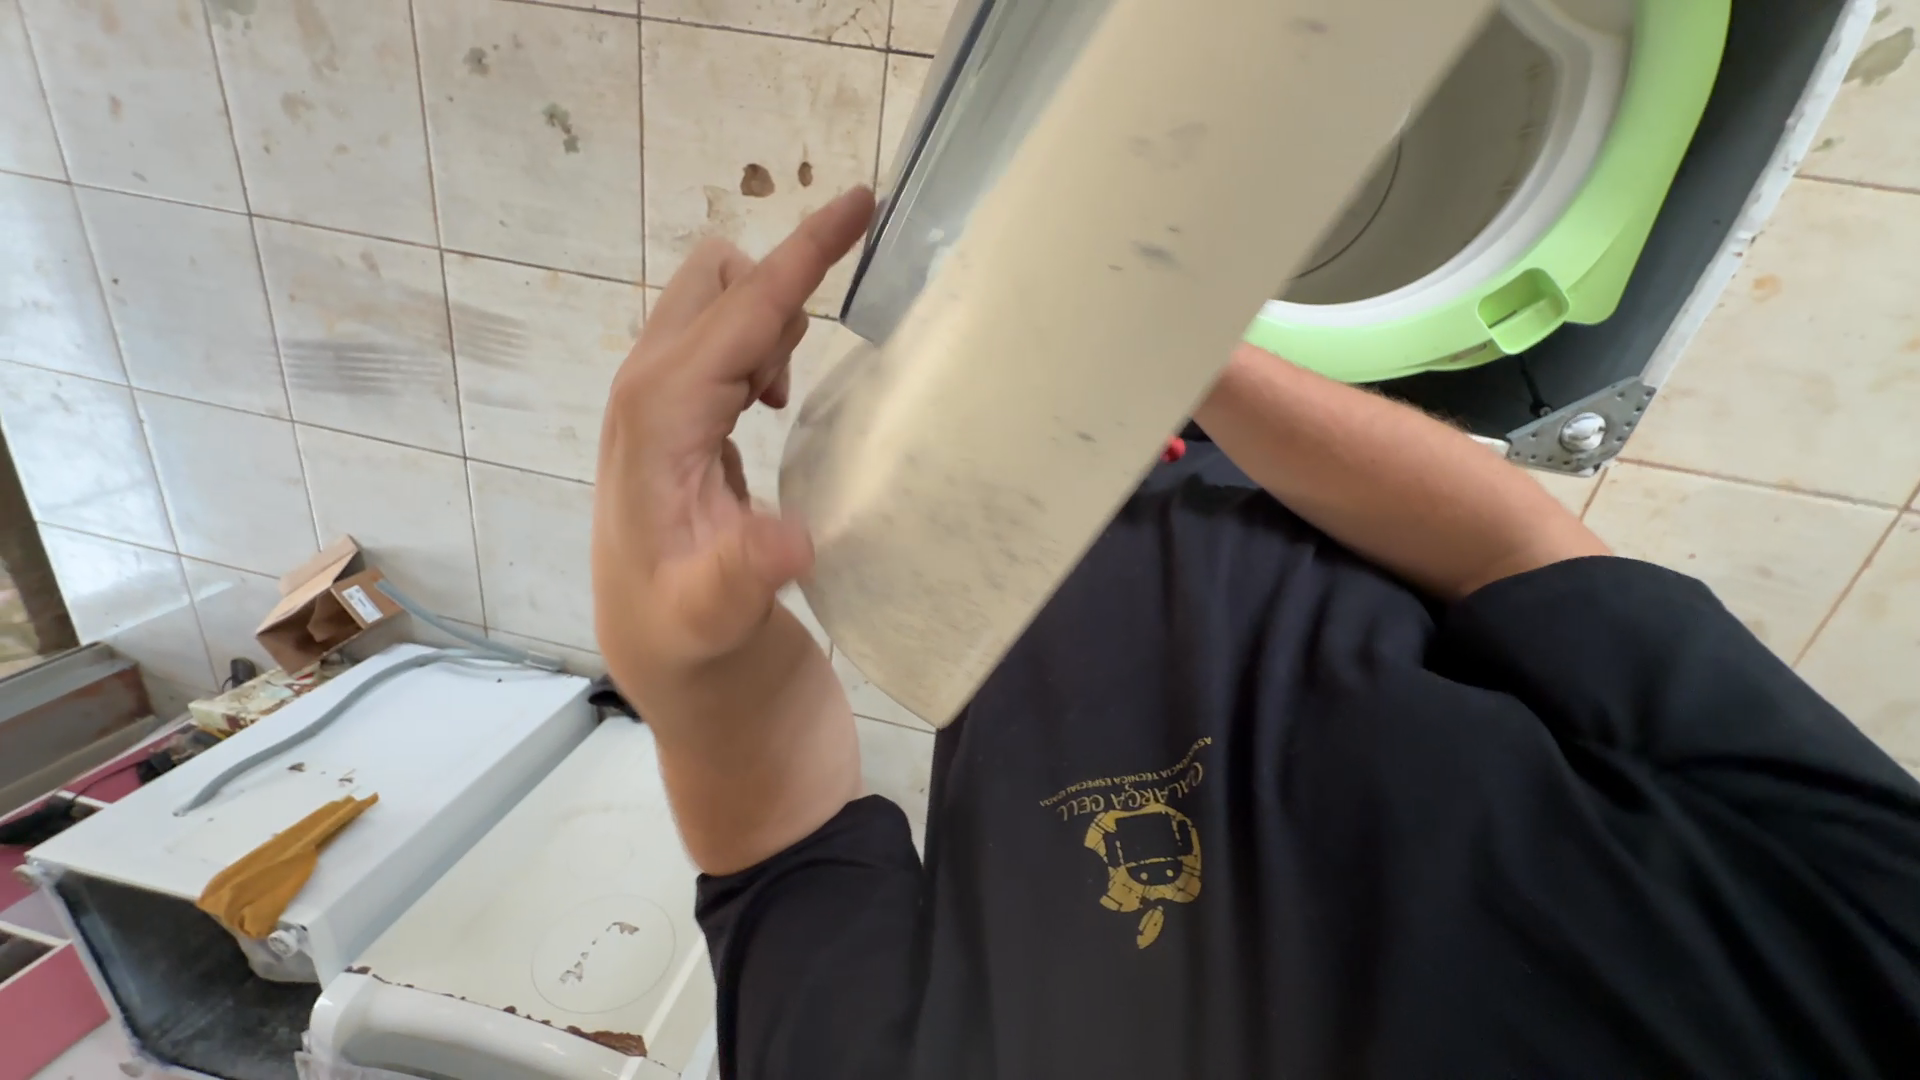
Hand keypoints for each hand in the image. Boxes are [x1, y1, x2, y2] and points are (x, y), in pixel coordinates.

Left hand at [591, 188, 875, 873]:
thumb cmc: (721, 699)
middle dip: (768, 286)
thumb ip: (738, 582)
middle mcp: (648, 437)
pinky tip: (784, 401)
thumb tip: (787, 535)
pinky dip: (760, 355)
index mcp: (648, 452)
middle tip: (824, 338)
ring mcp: (672, 454)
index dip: (792, 263)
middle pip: (695, 305)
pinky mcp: (701, 475)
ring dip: (761, 322)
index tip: (857, 204)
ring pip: (706, 333)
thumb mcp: (721, 644)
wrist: (729, 747)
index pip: (718, 327)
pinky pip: (722, 375)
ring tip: (801, 381)